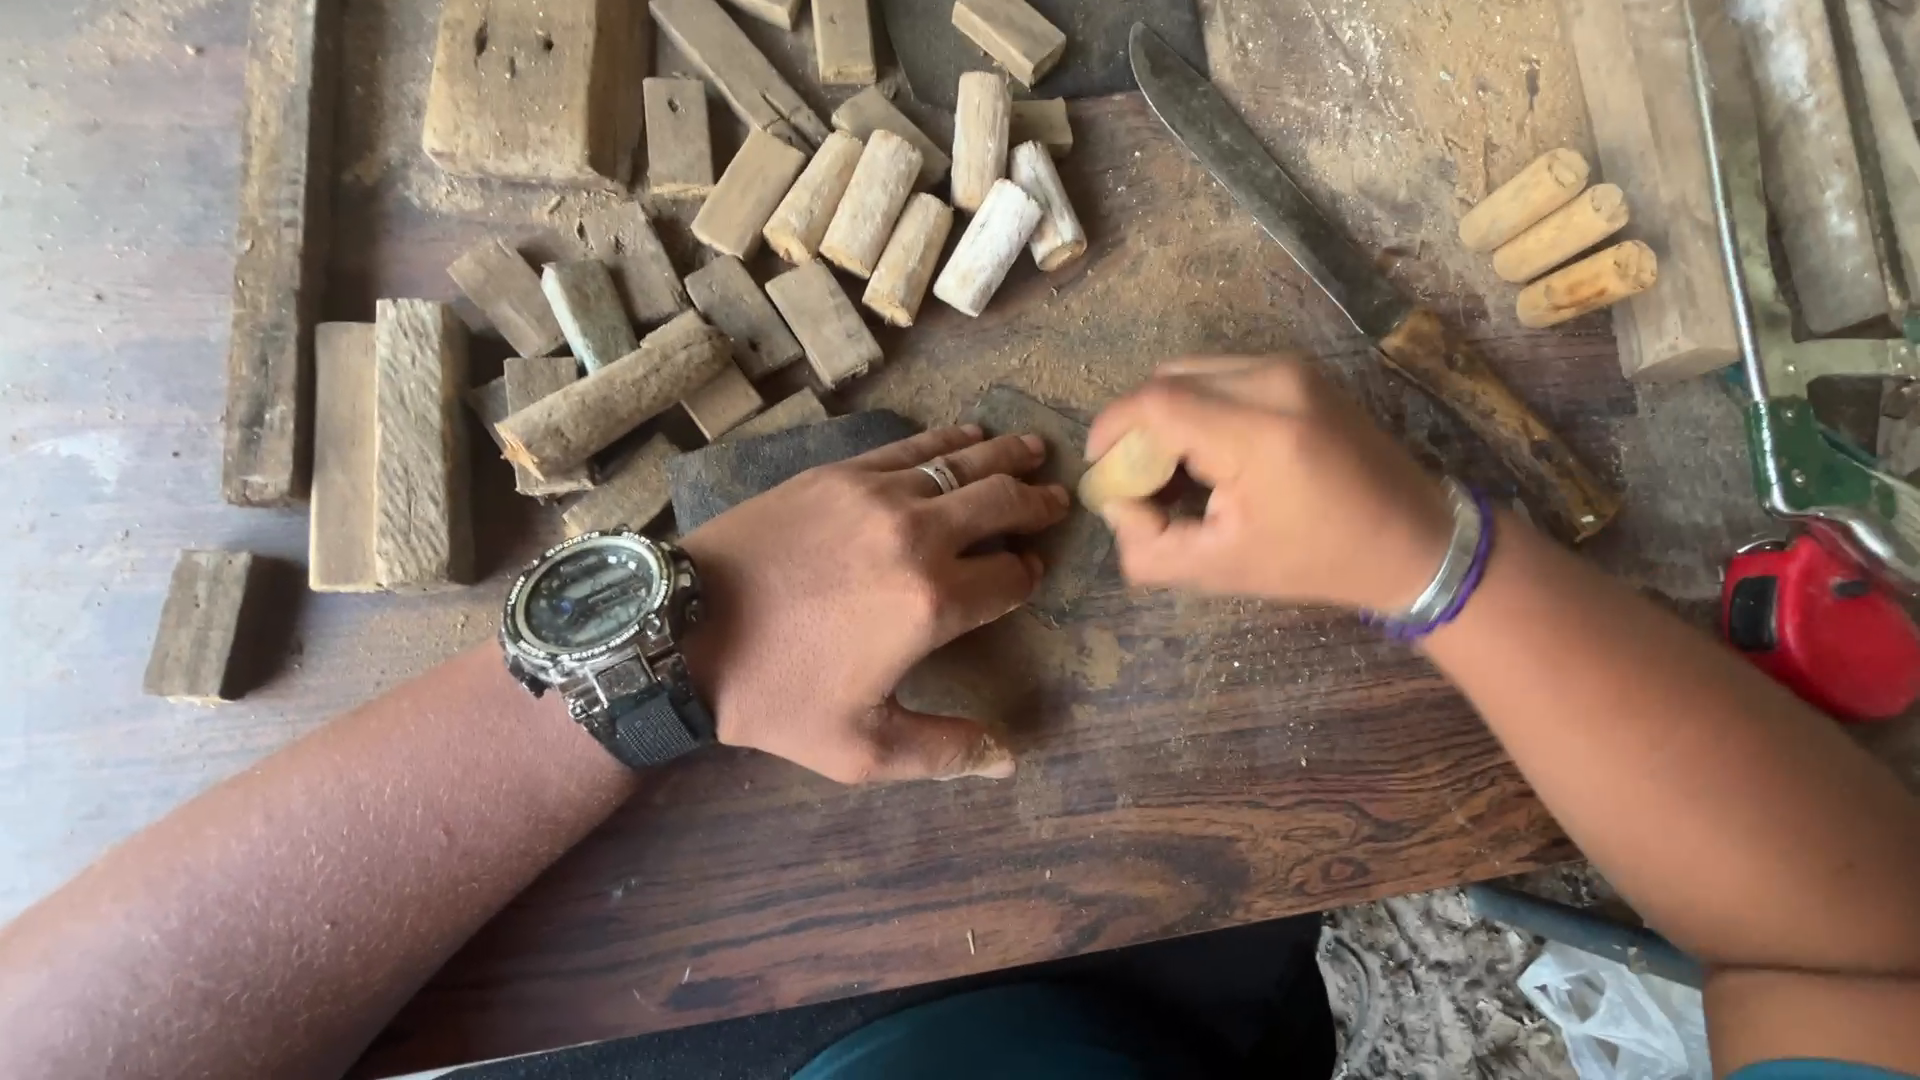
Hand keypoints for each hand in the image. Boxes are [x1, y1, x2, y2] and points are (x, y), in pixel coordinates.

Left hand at [679, 426, 1068, 783]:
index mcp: (933, 603)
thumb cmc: (774, 694)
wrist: (682, 629)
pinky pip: (912, 447)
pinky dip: (950, 440)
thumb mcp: (861, 748)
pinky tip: (968, 436)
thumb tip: (1009, 760)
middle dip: (1038, 506)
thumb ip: (944, 752)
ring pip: (964, 463)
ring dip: (1009, 458)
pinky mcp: (841, 473)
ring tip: (1037, 451)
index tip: (1030, 574)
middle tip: (1058, 503)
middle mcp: (919, 537)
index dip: (1028, 576)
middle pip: (1002, 505)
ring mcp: (878, 495)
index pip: (1010, 578)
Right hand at [1086, 355, 1453, 611]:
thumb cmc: (1315, 561)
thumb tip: (1116, 505)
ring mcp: (1292, 368)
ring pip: (1191, 371)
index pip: (1156, 402)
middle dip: (1136, 426)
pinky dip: (1196, 405)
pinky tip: (1208, 450)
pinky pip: (1220, 373)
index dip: (1112, 427)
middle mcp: (1275, 382)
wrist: (1413, 538)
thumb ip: (1147, 547)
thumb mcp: (1219, 571)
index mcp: (1259, 434)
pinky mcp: (1299, 368)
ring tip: (1174, 466)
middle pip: (1167, 379)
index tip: (1101, 465)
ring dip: (1165, 414)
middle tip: (1137, 475)